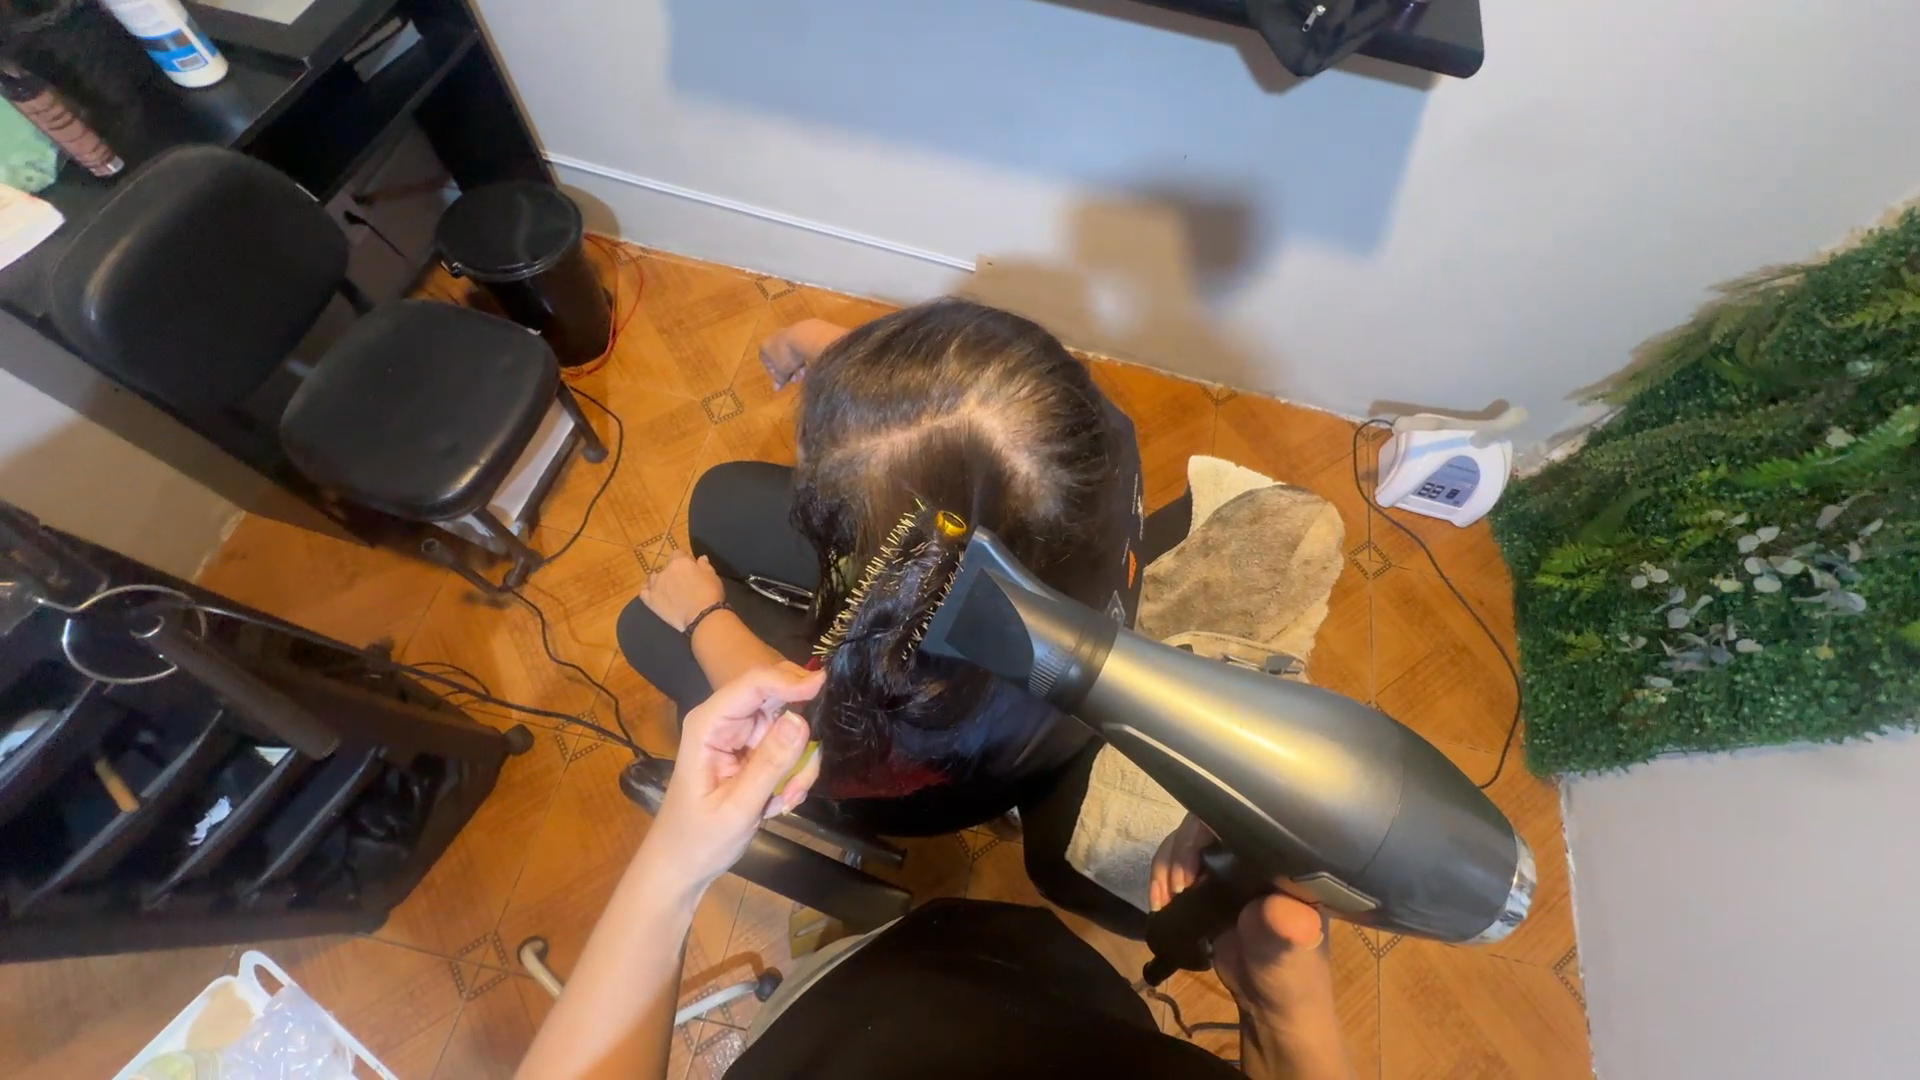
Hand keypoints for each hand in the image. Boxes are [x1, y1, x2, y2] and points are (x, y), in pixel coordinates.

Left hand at [639, 553, 724, 631]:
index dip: (685, 558)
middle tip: (683, 580)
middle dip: (673, 570)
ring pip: (653, 577)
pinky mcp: (650, 600)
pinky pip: (643, 592)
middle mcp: (664, 570)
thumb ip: (704, 565)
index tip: (691, 565)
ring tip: (668, 588)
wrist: (702, 616)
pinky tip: (654, 593)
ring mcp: (655, 585)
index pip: (678, 553)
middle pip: (666, 566)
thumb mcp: (712, 575)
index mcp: (680, 562)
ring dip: (660, 580)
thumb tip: (701, 558)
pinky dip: (648, 590)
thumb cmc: (710, 593)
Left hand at [648, 666, 824, 891]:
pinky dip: (795, 772)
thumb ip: (770, 764)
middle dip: (800, 731)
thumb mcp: (737, 808)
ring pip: (792, 723)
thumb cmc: (698, 840)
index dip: (790, 680)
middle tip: (804, 773)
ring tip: (787, 799)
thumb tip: (801, 720)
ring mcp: (744, 733)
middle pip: (779, 696)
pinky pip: (791, 746)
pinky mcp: (757, 749)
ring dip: (799, 761)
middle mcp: (727, 719)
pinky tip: (781, 800)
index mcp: (709, 724)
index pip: (754, 683)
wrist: (683, 867)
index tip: (825, 686)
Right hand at [758, 319, 846, 389]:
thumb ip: (779, 379)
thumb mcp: (782, 372)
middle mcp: (776, 336)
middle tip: (796, 378)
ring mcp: (790, 331)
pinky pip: (803, 345)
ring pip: (793, 351)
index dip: (774, 372)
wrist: (806, 336)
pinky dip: (806, 354)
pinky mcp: (806, 329)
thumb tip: (776, 388)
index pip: (765, 360)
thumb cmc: (788, 356)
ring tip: (806, 372)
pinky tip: (814, 361)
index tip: (783, 380)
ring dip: (798, 363)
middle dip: (789, 369)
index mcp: (766, 345)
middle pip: (781, 355)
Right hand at [1149, 815, 1338, 1036]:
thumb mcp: (1289, 951)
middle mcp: (1252, 853)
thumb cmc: (1291, 975)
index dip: (1205, 831)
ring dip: (1166, 866)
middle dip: (1180, 851)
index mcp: (1280, 856)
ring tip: (1164, 900)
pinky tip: (1159, 902)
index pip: (1239, 816)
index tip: (1190, 867)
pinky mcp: (1207, 884)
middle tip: (1175, 889)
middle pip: (1203, 825)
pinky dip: (1162, 878)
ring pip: (1185, 843)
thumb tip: (1279, 910)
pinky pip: (1177, 864)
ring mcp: (1228, 867)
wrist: (1272, 1008)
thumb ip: (1282, 927)